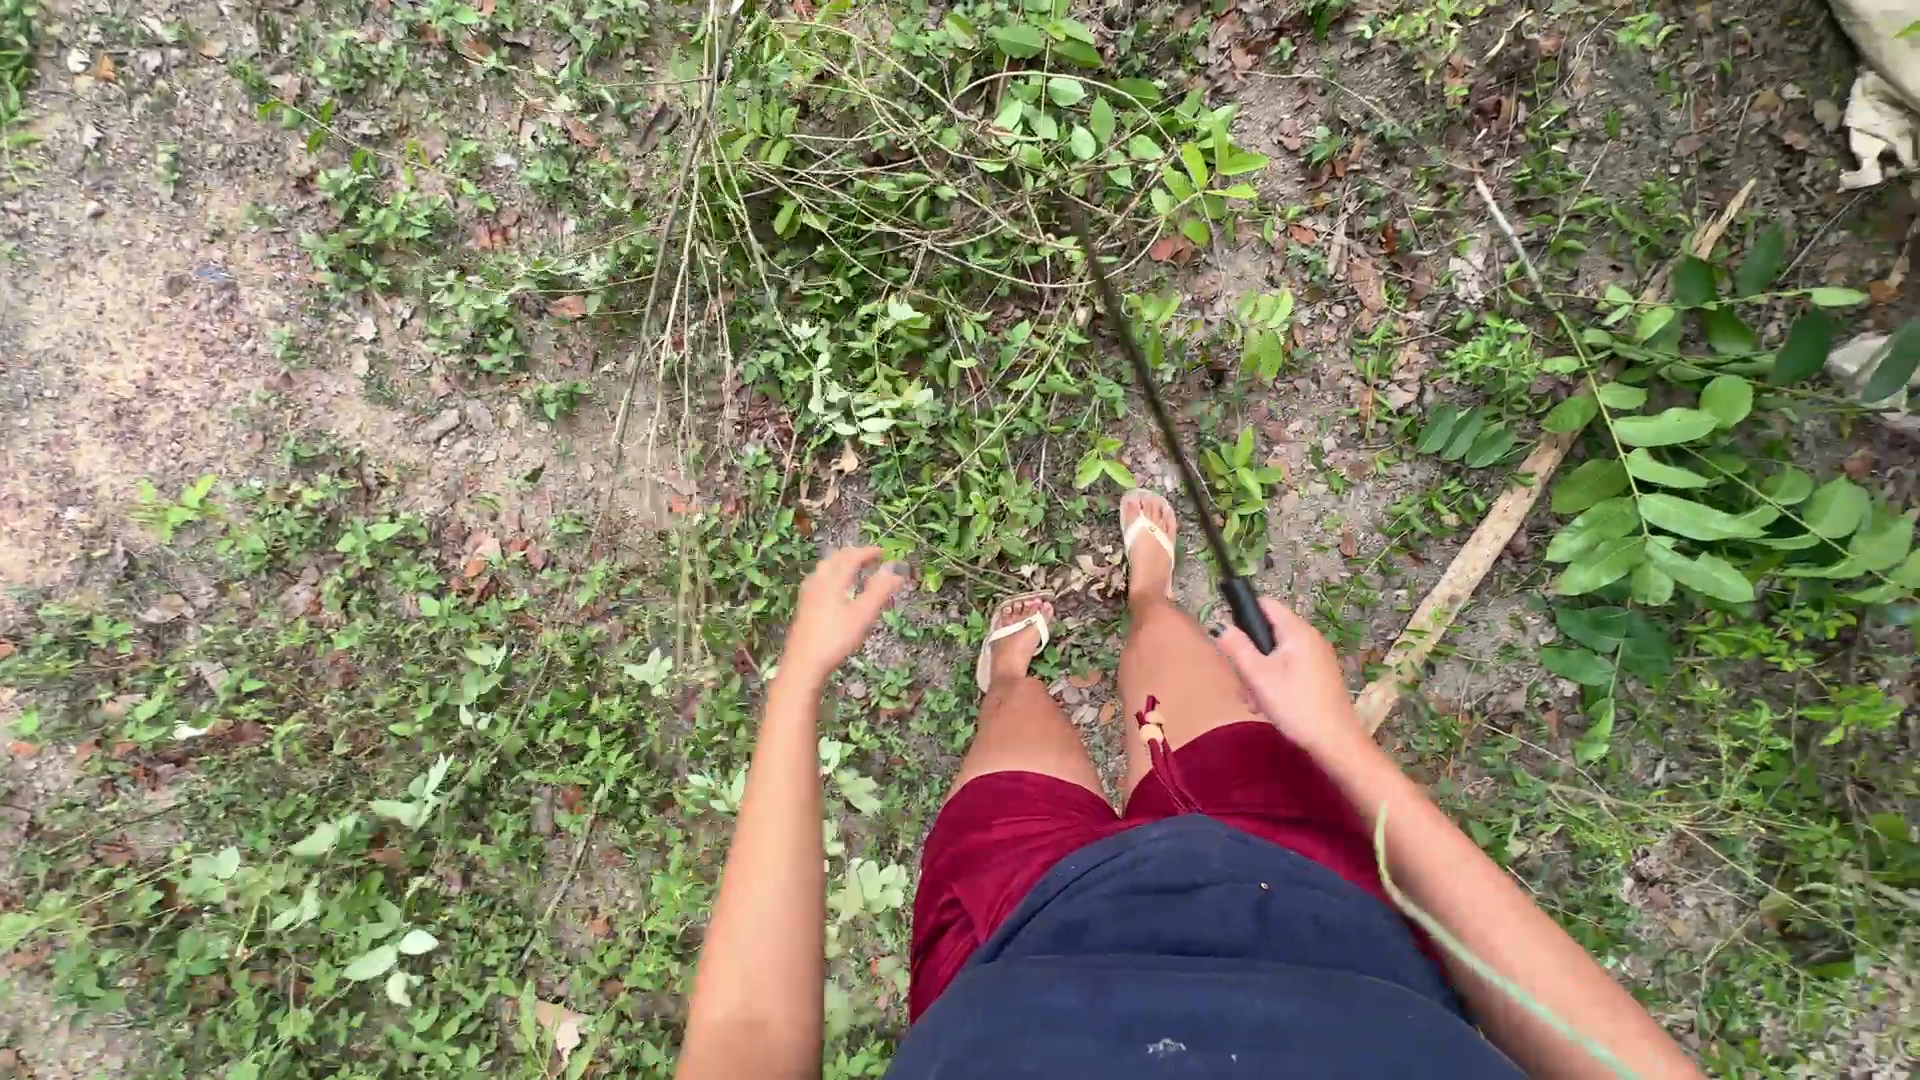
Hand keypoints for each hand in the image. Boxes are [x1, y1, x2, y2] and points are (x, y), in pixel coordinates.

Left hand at [779, 548, 907, 685]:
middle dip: (853, 555)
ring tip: (853, 569)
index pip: (851, 557)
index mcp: (833, 580)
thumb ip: (880, 590)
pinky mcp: (804, 607)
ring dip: (840, 564)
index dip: (867, 552)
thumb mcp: (863, 614)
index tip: (882, 552)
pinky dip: (831, 575)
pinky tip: (832, 589)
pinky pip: (818, 580)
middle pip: (835, 559)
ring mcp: (808, 594)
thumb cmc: (836, 638)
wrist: (804, 663)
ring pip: (824, 569)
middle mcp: (818, 582)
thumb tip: (896, 570)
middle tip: (869, 558)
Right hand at [1214, 596, 1364, 755]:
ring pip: (1274, 654)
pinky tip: (1267, 705)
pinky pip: (1287, 667)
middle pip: (1267, 632)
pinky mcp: (1318, 675)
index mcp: (1297, 631)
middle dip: (1249, 655)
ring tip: (1254, 700)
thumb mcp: (1258, 675)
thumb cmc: (1295, 705)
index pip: (1265, 604)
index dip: (1243, 614)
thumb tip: (1220, 625)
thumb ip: (1237, 646)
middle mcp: (1309, 638)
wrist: (1335, 743)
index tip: (1230, 638)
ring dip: (1258, 673)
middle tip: (1243, 681)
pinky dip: (1273, 681)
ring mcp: (1316, 657)